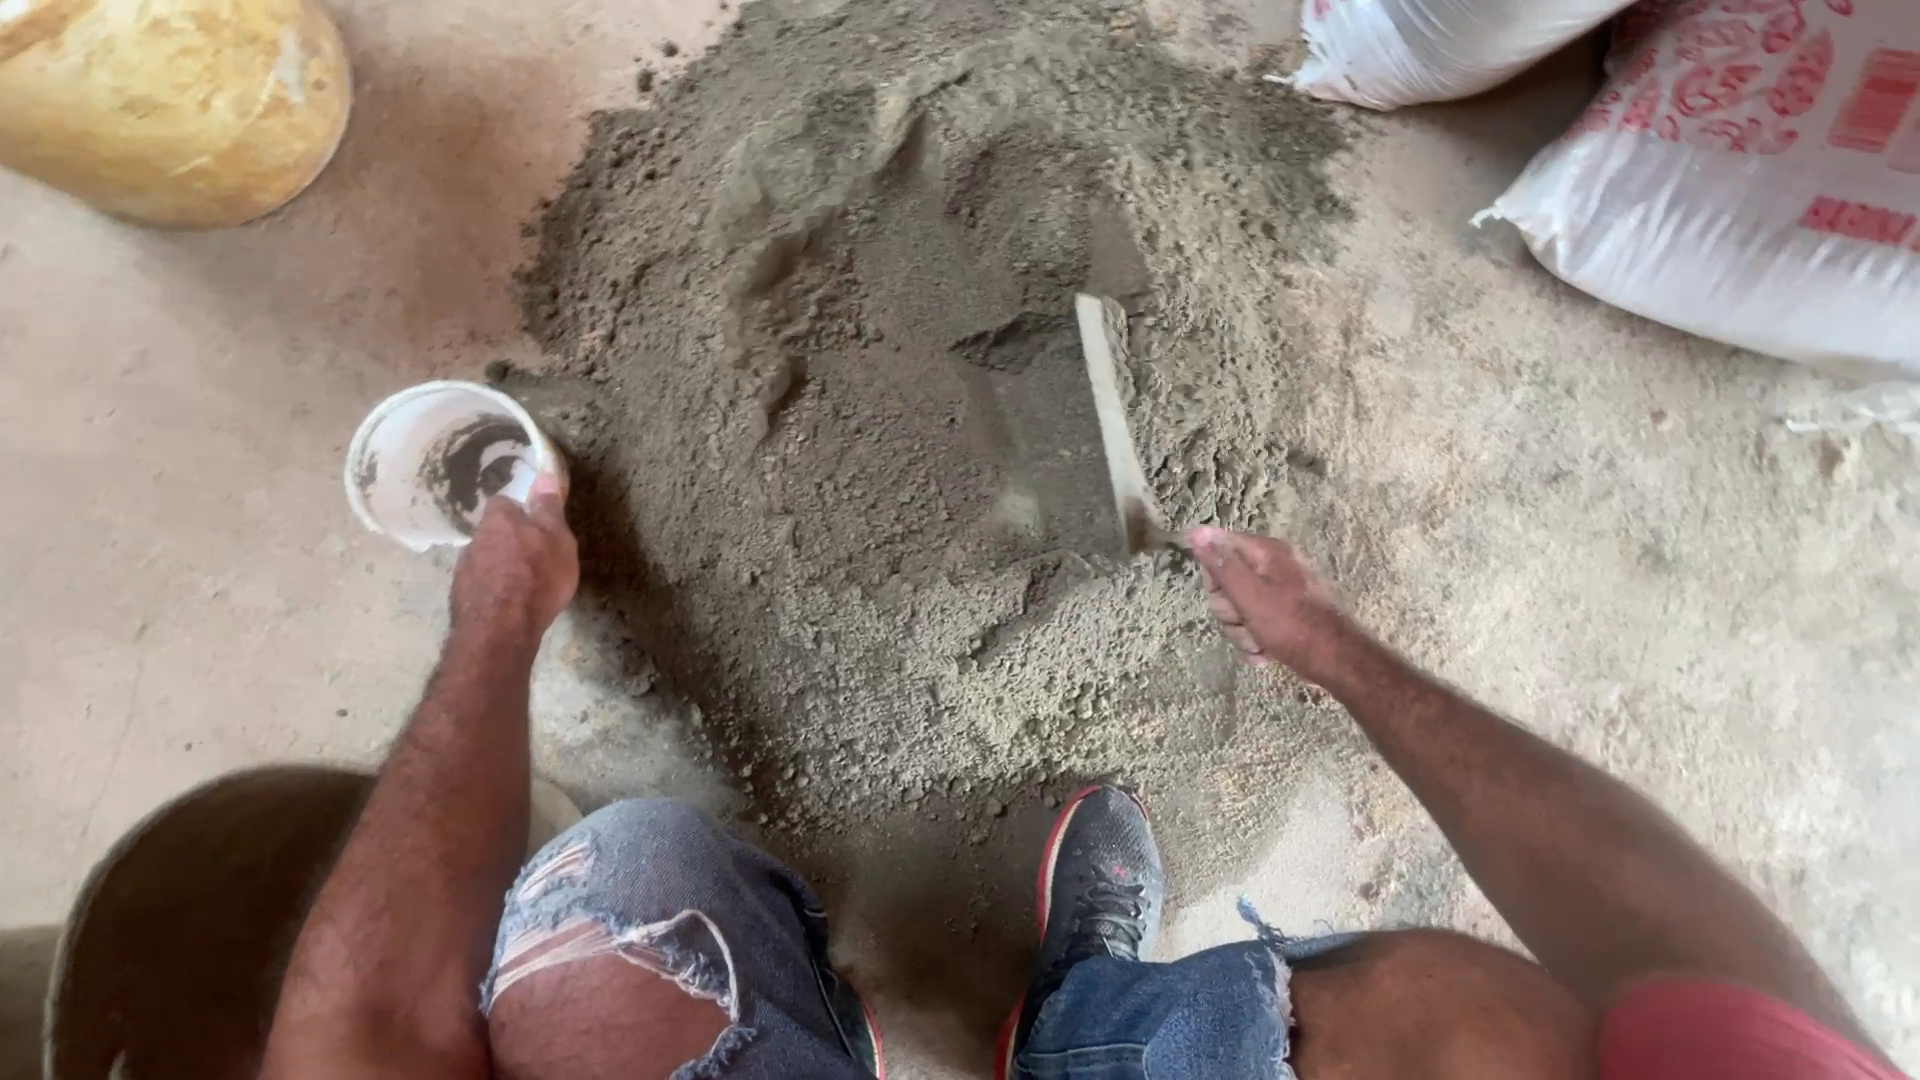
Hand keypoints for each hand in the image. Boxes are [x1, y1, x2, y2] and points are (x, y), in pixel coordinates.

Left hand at [450, 473, 578, 643]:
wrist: (501, 626)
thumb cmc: (538, 576)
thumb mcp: (557, 538)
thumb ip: (548, 508)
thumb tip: (544, 474)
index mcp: (499, 521)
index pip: (503, 503)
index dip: (519, 511)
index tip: (535, 524)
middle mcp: (475, 540)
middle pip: (492, 532)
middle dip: (509, 540)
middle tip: (533, 556)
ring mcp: (464, 569)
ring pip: (484, 558)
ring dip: (500, 565)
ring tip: (523, 583)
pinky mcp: (461, 595)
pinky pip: (480, 583)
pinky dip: (493, 587)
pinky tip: (509, 602)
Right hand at [1187, 527, 1346, 674]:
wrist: (1336, 662)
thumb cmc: (1292, 626)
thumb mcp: (1250, 595)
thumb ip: (1222, 564)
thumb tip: (1195, 532)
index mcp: (1267, 552)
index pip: (1219, 548)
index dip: (1214, 576)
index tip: (1224, 595)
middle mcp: (1273, 566)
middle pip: (1225, 582)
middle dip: (1229, 611)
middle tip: (1245, 621)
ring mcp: (1279, 591)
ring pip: (1236, 608)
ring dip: (1241, 631)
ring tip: (1259, 642)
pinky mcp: (1283, 614)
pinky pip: (1252, 622)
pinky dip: (1254, 639)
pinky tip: (1264, 651)